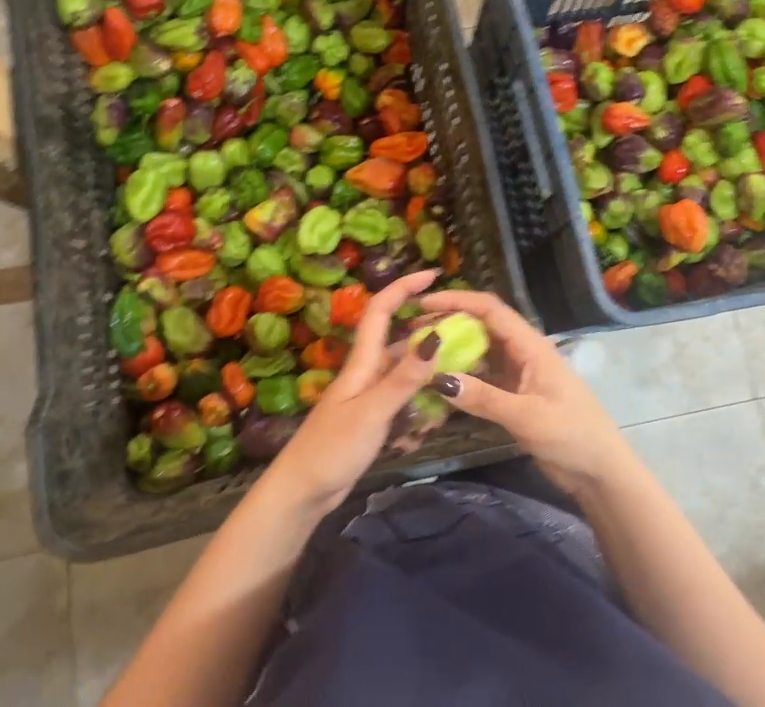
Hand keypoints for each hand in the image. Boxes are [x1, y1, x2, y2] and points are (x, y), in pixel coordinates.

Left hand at [257, 270, 441, 512]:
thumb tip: (435, 337)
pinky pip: (401, 392)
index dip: (403, 287)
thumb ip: (403, 378)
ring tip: (462, 357)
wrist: (302, 491)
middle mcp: (365, 372)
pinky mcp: (370, 418)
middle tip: (462, 323)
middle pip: (396, 336)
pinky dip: (421, 389)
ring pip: (402, 366)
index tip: (433, 274)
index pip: (381, 311)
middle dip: (425, 321)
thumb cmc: (332, 449)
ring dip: (427, 357)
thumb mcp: (372, 412)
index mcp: (361, 363)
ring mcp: (367, 395)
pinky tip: (440, 397)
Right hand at [418, 291, 632, 496]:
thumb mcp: (526, 416)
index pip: (490, 310)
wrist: (599, 471)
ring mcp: (520, 375)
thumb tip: (438, 378)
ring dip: (453, 351)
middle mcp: (524, 353)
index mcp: (531, 346)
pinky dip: (463, 378)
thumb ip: (483, 398)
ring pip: (481, 353)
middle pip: (482, 327)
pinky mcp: (516, 397)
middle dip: (449, 324)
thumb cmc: (571, 436)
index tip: (423, 304)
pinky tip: (439, 385)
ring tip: (418, 356)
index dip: (457, 301)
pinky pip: (484, 378)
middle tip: (412, 333)